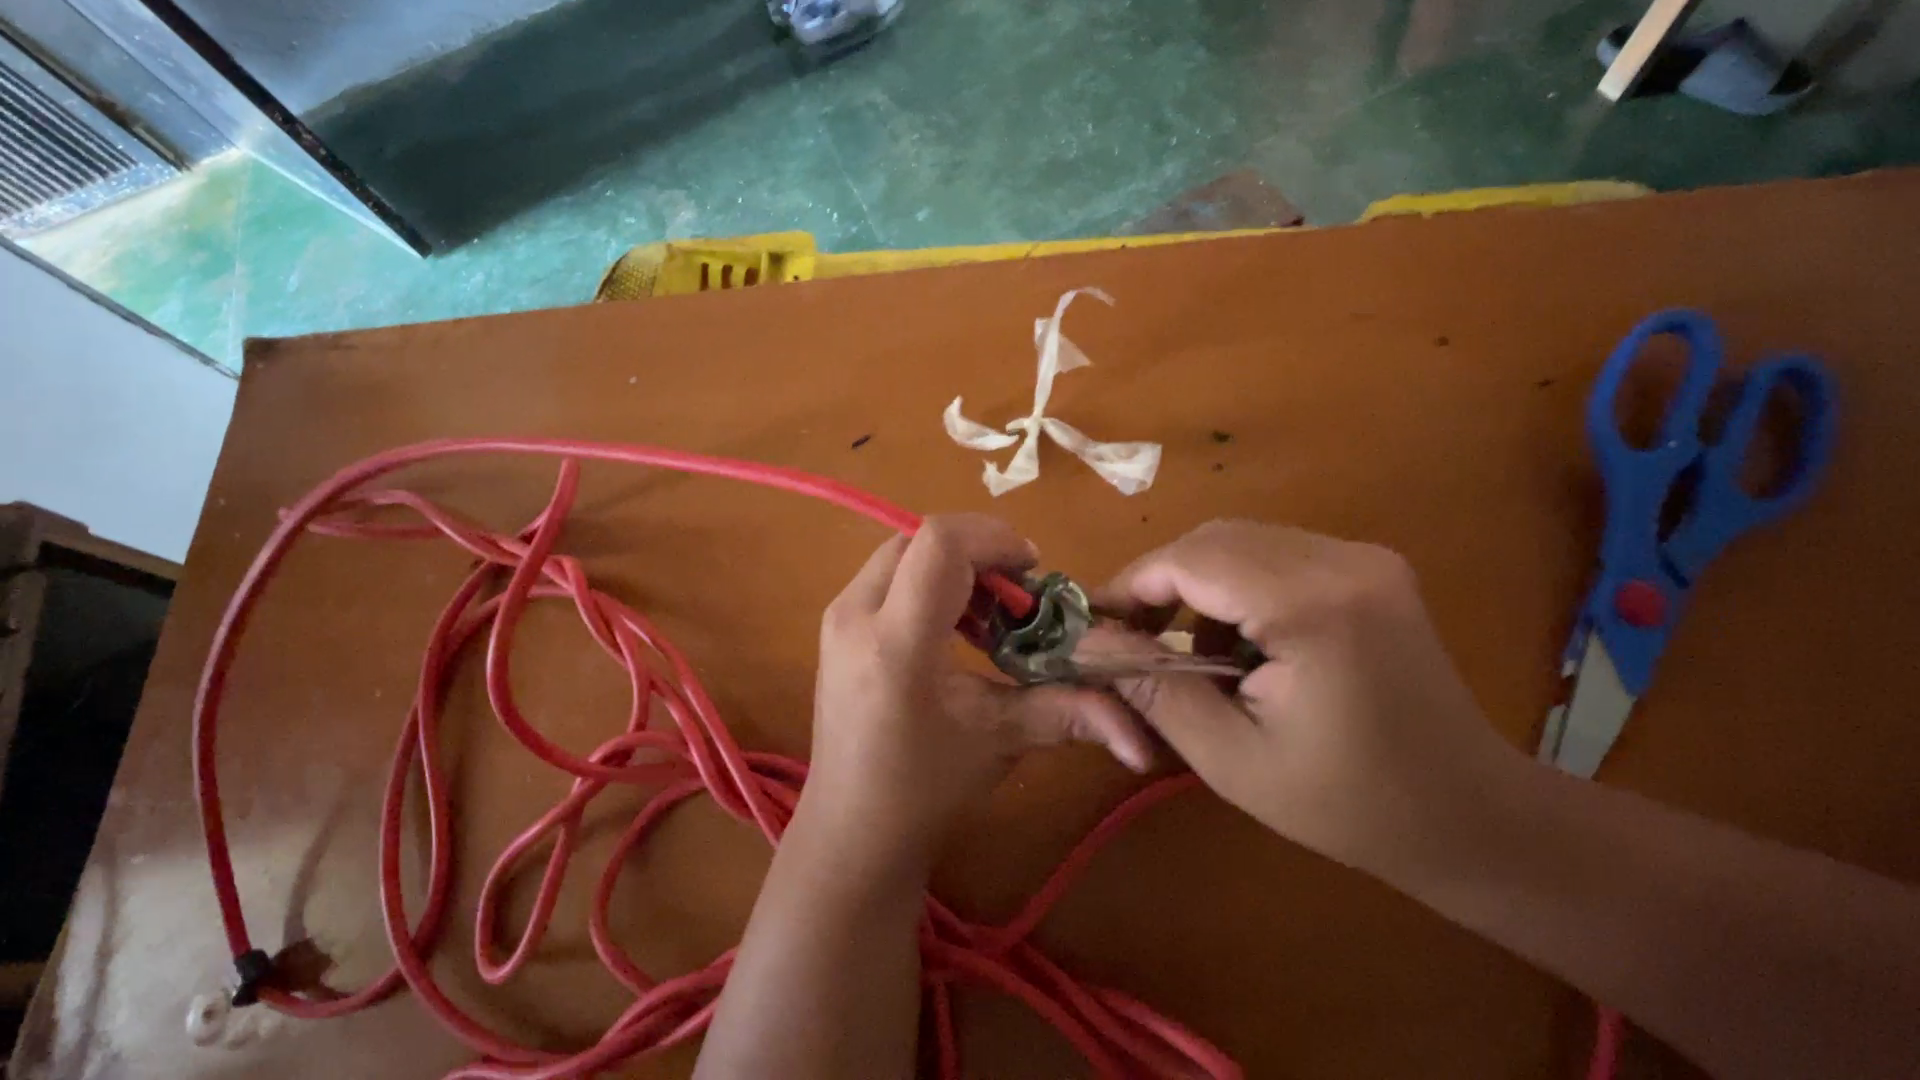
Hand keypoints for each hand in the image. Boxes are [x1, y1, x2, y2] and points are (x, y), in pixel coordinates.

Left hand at [807, 515, 1153, 860]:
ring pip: (901, 554)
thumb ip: (1070, 713)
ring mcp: (836, 620)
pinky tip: (954, 627)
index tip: (1033, 571)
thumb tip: (1145, 736)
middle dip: (977, 551)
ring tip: (990, 613)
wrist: (854, 827)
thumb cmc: (927, 789)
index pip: (941, 544)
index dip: (994, 540)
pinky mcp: (833, 628)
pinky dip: (926, 582)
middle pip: (919, 539)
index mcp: (897, 643)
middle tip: (1018, 592)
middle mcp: (855, 617)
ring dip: (952, 566)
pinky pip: (885, 578)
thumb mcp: (1002, 740)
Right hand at [1095, 520, 1517, 876]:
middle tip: (1128, 639)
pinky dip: (1237, 588)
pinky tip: (1236, 645)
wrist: (1468, 814)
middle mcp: (1343, 560)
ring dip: (1198, 585)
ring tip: (1182, 652)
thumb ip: (1155, 691)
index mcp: (1313, 606)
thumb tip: (1088, 642)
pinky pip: (1277, 556)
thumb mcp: (1231, 759)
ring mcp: (1365, 559)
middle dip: (1161, 583)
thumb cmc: (1347, 803)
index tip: (1093, 627)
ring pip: (1243, 542)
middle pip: (1216, 539)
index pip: (1192, 559)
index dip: (1132, 584)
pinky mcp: (1371, 570)